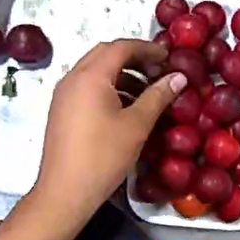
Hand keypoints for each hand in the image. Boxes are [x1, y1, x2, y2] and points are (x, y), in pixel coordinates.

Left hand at [31, 39, 186, 222]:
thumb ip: (158, 96)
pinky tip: (127, 107)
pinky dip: (108, 87)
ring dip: (121, 74)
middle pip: (105, 54)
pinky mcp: (61, 111)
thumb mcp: (137, 125)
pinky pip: (87, 87)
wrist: (65, 192)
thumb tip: (178, 77)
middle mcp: (72, 78)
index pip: (120, 47)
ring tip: (147, 91)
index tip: (168, 57)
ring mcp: (63, 95)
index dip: (147, 49)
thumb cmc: (103, 156)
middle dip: (133, 58)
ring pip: (95, 71)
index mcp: (90, 76)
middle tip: (158, 70)